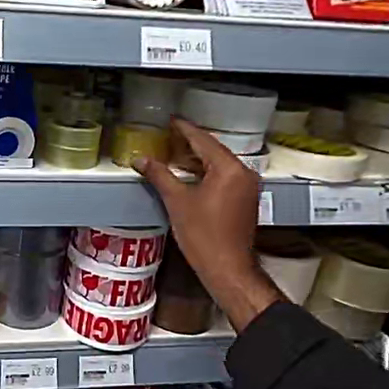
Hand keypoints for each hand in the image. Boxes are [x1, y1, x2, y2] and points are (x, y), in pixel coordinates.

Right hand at [133, 118, 285, 330]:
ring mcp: (247, 186)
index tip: (171, 120)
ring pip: (220, 163)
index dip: (184, 129)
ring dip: (198, 158)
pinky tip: (190, 173)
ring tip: (175, 152)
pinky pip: (225, 175)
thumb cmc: (203, 236)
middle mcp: (244, 173)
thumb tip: (141, 160)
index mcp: (229, 169)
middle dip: (191, 142)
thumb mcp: (177, 202)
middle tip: (169, 135)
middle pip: (214, 149)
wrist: (227, 268)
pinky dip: (207, 171)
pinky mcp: (246, 199)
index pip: (203, 140)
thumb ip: (160, 175)